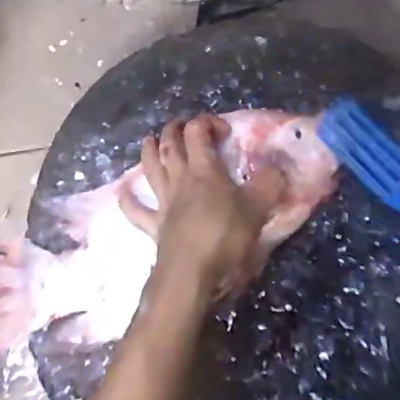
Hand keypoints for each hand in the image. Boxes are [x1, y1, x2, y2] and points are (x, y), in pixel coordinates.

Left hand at [123, 116, 284, 299]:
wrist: (191, 277)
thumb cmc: (224, 237)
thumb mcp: (257, 209)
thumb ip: (268, 184)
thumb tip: (276, 169)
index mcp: (204, 170)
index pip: (198, 132)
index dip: (209, 122)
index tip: (225, 131)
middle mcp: (180, 180)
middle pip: (170, 146)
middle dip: (174, 130)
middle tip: (181, 124)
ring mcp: (164, 204)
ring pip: (150, 169)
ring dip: (148, 152)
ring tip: (148, 139)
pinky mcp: (155, 228)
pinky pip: (137, 212)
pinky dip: (129, 201)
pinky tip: (122, 193)